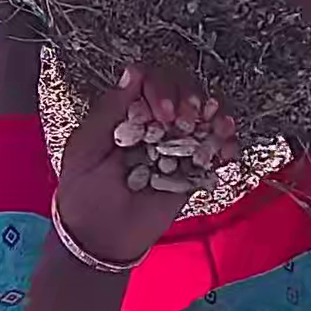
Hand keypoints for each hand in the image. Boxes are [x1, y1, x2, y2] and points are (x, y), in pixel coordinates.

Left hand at [55, 64, 238, 265]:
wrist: (100, 239)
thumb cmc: (84, 192)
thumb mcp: (86, 147)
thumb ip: (109, 111)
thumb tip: (133, 71)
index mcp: (125, 113)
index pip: (150, 81)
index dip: (161, 88)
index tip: (161, 112)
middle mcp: (153, 123)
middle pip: (182, 91)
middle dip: (188, 99)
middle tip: (181, 122)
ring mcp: (174, 145)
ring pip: (203, 115)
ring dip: (214, 115)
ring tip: (215, 127)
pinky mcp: (191, 171)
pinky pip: (215, 150)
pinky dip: (226, 143)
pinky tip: (225, 148)